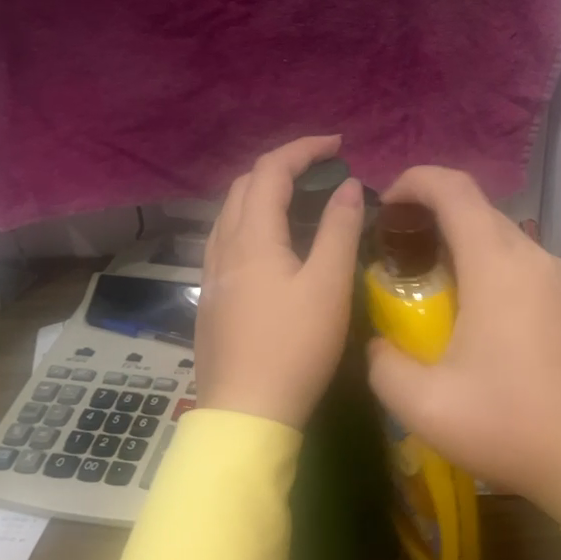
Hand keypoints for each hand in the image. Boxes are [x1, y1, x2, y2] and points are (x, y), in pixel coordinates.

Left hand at [196, 135, 364, 429]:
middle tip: (322, 170)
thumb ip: (338, 229)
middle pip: (246, 184)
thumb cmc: (294, 347)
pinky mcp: (213, 296)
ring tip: (300, 198)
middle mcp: (224, 245)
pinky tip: (274, 243)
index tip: (338, 146)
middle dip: (283, 165)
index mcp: (252, 236)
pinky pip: (228, 236)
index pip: (271, 169)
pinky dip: (253, 219)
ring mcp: (212, 272)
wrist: (246, 414)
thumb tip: (347, 186)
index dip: (303, 149)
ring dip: (264, 191)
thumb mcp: (328, 285)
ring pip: (232, 211)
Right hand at [365, 167, 560, 522]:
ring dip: (466, 252)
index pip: (454, 188)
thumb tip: (379, 343)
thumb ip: (384, 364)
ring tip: (440, 297)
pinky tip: (485, 325)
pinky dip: (496, 274)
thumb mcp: (424, 406)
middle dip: (434, 221)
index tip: (387, 202)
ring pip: (505, 242)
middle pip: (478, 213)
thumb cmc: (509, 424)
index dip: (415, 181)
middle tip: (402, 260)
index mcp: (497, 265)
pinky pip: (528, 268)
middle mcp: (534, 257)